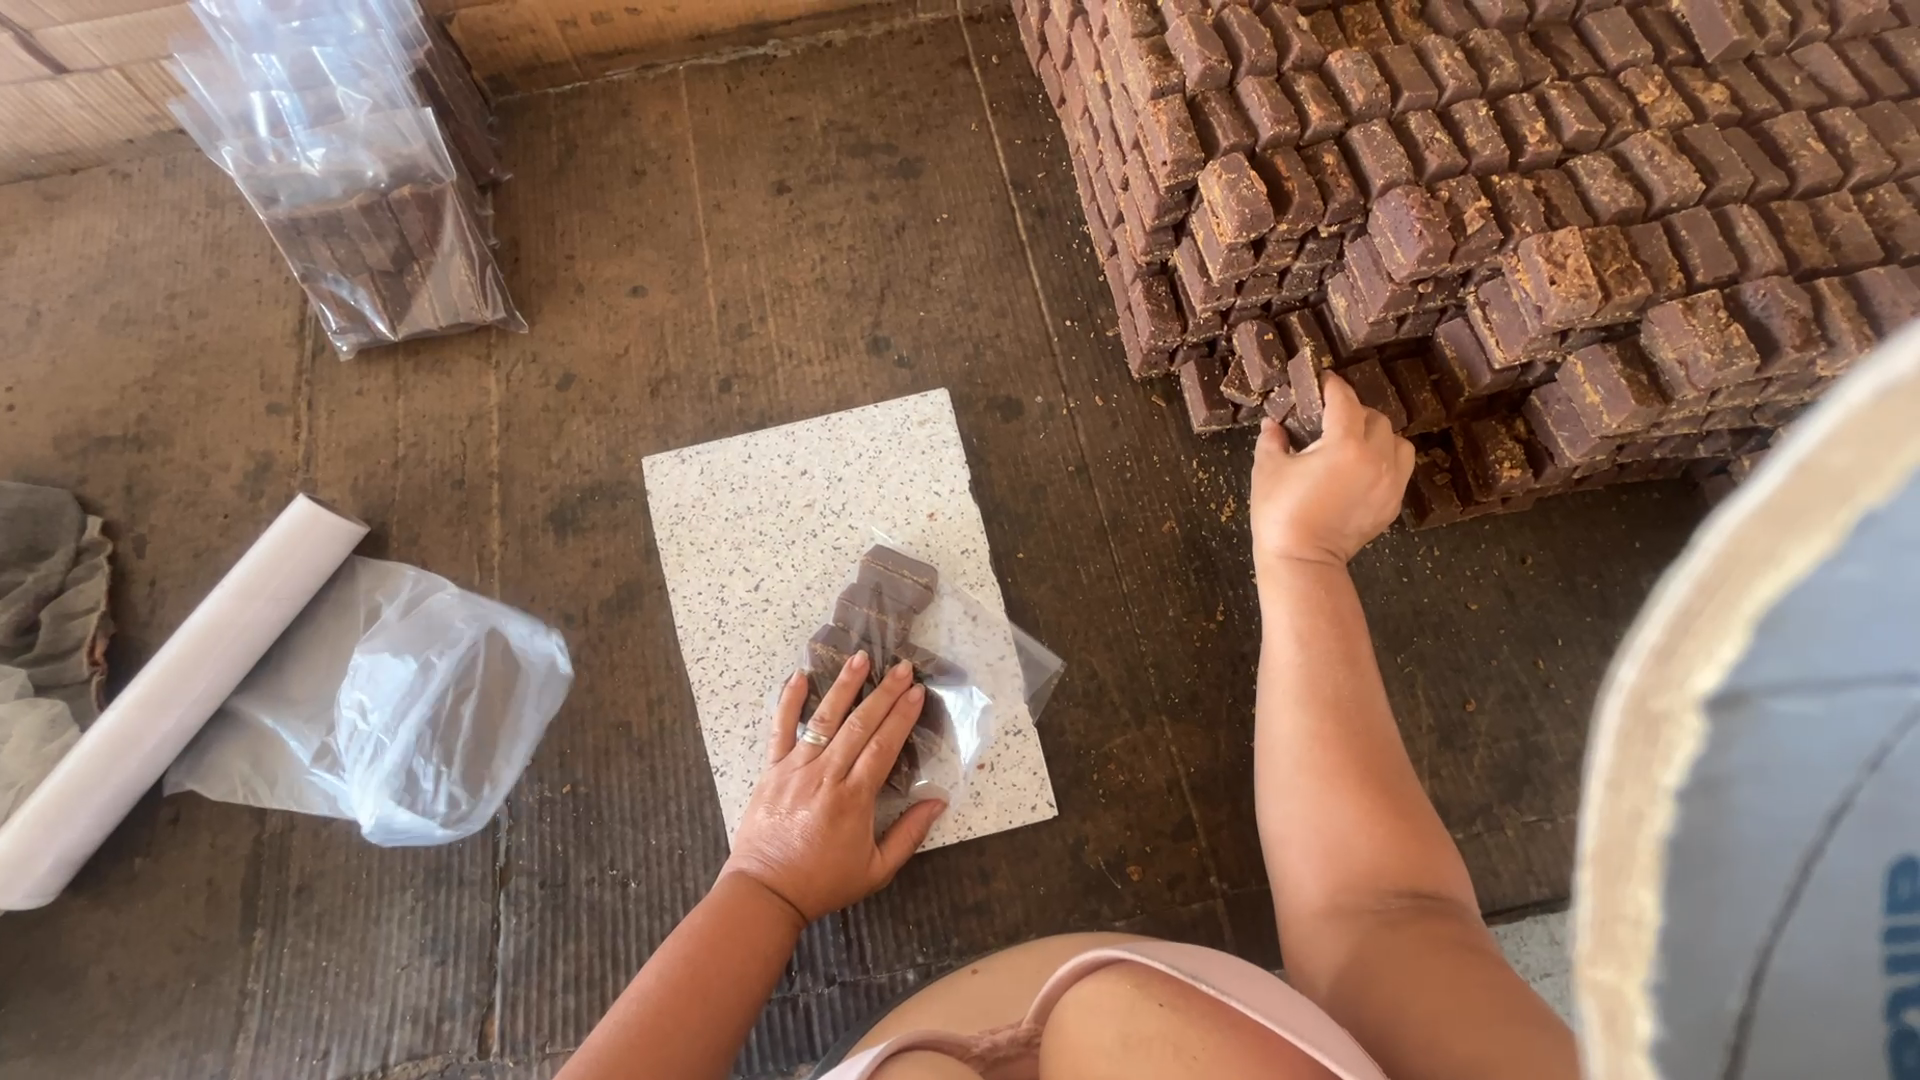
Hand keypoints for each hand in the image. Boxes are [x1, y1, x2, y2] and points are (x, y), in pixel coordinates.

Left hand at [722, 651, 947, 923]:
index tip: (917, 692)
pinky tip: (799, 676)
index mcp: (854, 799)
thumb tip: (938, 802)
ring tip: (860, 659)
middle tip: (901, 667)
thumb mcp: (877, 870)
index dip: (902, 716)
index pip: (884, 746)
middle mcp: (826, 775)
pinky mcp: (772, 770)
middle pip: (860, 725)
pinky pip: (780, 730)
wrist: (764, 893)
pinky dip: (789, 702)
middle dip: (884, 693)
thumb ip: (910, 834)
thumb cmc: (823, 883)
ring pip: (824, 719)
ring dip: (844, 686)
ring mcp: (796, 768)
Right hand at [1251, 371, 1413, 571]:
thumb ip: (1273, 440)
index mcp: (1344, 445)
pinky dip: (1385, 460)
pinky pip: (1400, 469)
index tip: (1324, 380)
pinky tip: (1361, 469)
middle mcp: (1376, 458)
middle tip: (1330, 419)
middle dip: (1353, 413)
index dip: (1333, 386)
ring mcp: (1390, 482)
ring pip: (1397, 441)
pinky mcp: (1393, 502)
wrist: (1301, 560)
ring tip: (1355, 443)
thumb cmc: (1279, 513)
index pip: (1344, 401)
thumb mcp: (1267, 470)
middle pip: (1375, 418)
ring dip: (1378, 435)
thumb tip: (1274, 423)